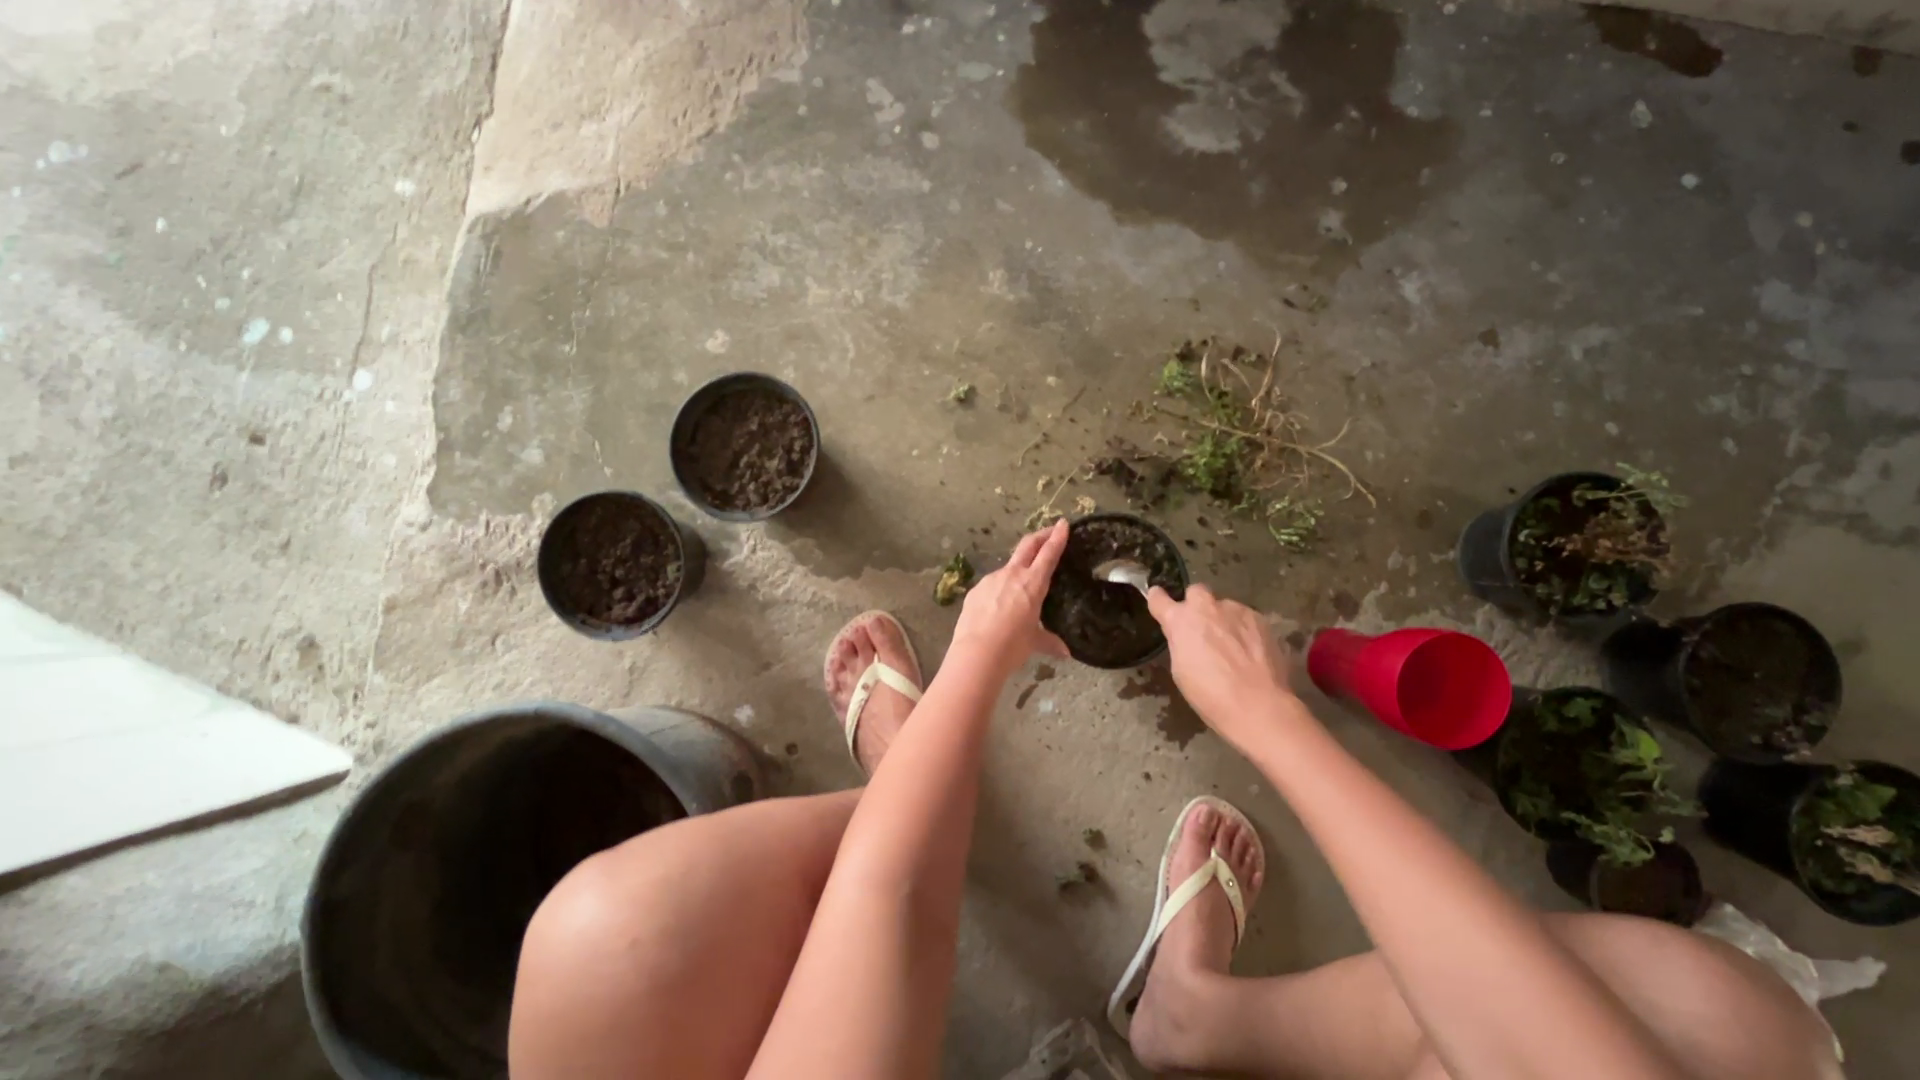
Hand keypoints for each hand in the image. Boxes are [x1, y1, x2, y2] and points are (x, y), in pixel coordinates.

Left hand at [951, 520, 1070, 674]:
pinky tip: (999, 604)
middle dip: (1041, 535)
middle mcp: (1012, 575)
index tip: (1063, 524)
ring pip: (1008, 566)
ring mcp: (991, 580)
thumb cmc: (1012, 646)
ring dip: (1018, 567)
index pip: (1049, 553)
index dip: (1057, 537)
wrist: (976, 653)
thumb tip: (1064, 652)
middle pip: (1028, 545)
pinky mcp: (975, 590)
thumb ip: (1049, 641)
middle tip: (1050, 531)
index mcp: (1033, 583)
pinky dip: (1000, 588)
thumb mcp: (1034, 642)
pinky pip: (992, 584)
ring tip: (1023, 581)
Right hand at [1146, 584, 1302, 748]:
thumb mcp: (1181, 670)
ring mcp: (1237, 611)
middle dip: (1197, 605)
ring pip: (1225, 608)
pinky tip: (1251, 653)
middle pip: (1196, 592)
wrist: (1257, 704)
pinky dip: (1245, 631)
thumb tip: (1187, 636)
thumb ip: (1181, 643)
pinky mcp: (1261, 619)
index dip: (1158, 600)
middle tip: (1202, 628)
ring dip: (1224, 621)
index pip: (1159, 599)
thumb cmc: (1209, 694)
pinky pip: (1246, 619)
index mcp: (1181, 621)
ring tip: (1234, 649)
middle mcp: (1207, 607)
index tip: (1159, 601)